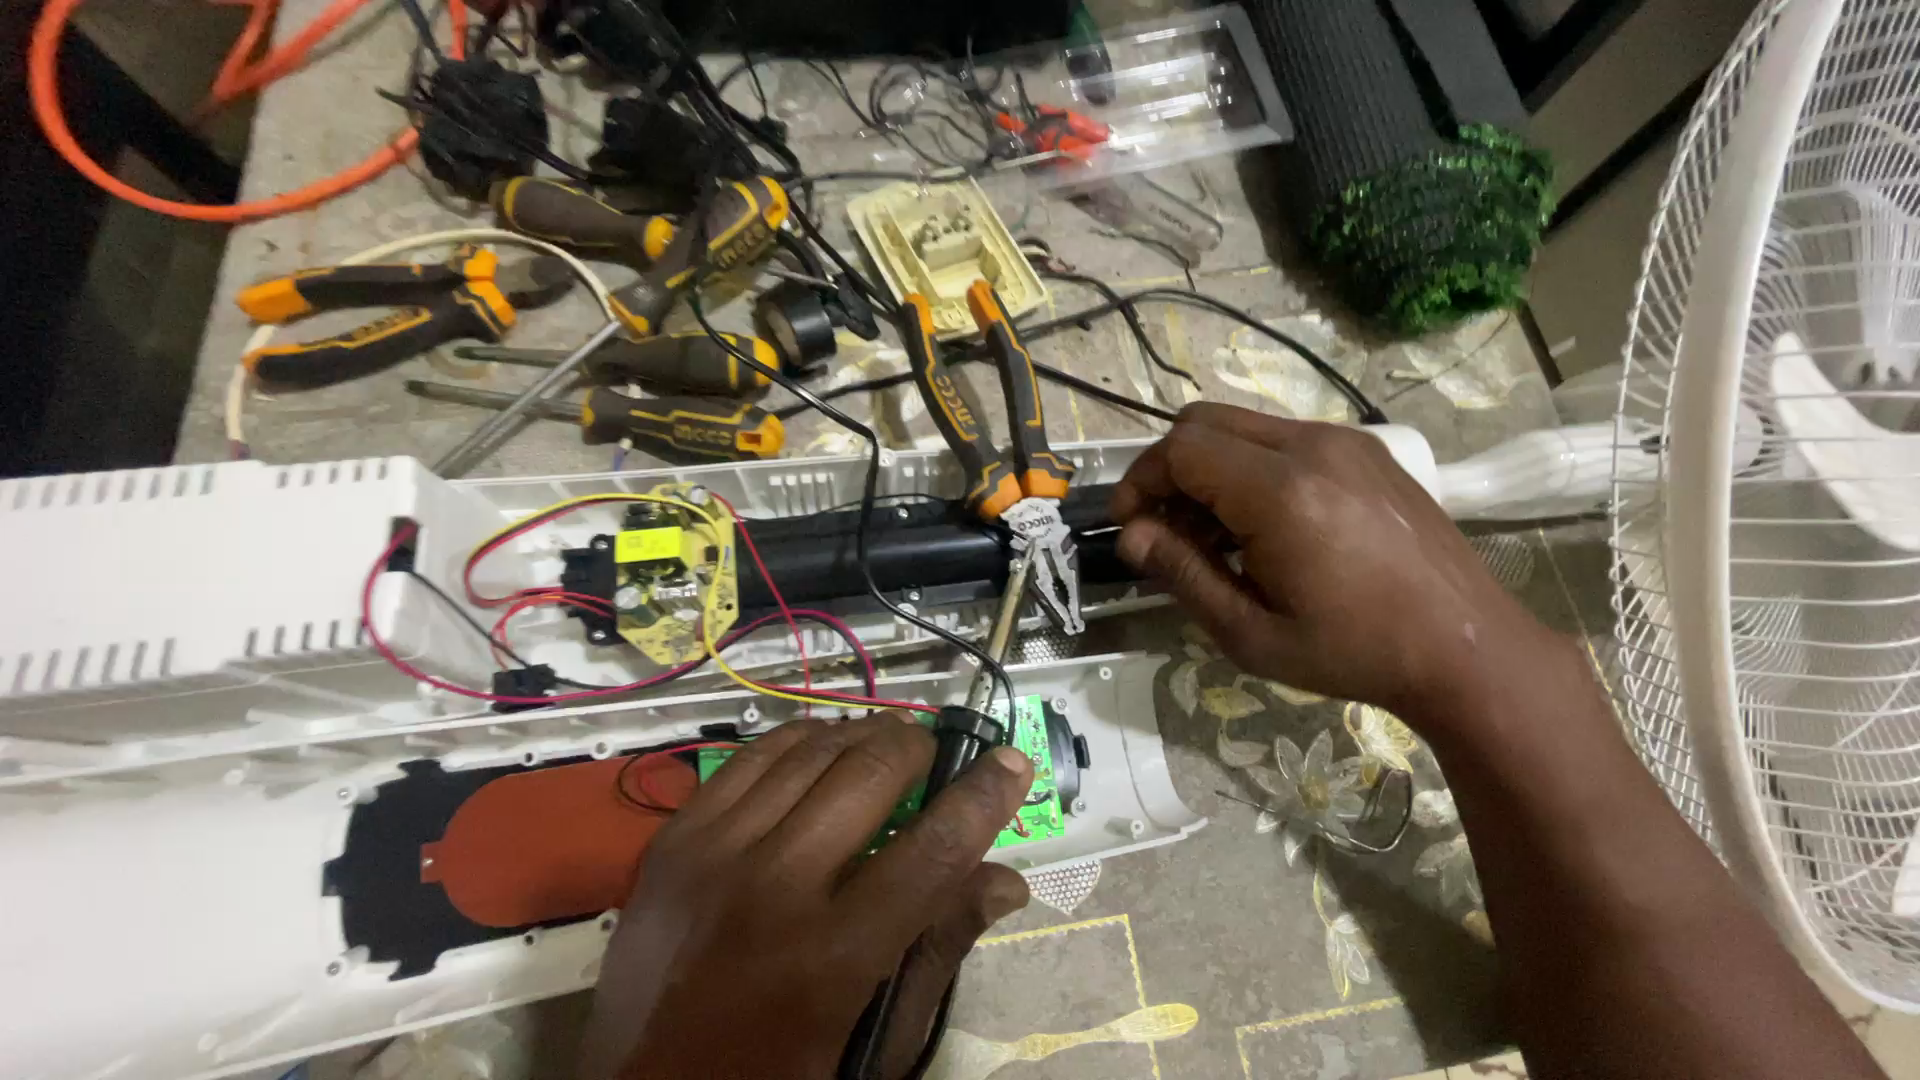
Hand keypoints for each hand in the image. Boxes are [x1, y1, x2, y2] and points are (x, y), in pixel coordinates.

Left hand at [577, 713, 1034, 1079]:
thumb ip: (937, 950)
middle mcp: (773, 888)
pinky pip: (752, 755)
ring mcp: (715, 853)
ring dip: (862, 737)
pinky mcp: (676, 838)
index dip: (983, 796)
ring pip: (812, 750)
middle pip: (869, 773)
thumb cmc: (778, 1077)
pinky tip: (821, 746)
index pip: (933, 849)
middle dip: (918, 749)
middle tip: (933, 758)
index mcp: (833, 956)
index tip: (1012, 762)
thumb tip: (1006, 879)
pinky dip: (800, 740)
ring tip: (883, 746)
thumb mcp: (873, 1040)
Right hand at [1109, 404, 1558, 730]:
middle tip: (1164, 528)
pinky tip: (1260, 525)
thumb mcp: (1250, 633)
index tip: (1128, 526)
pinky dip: (1247, 468)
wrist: (1467, 647)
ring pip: (1242, 426)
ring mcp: (1345, 441)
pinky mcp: (1366, 450)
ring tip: (1211, 535)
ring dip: (1207, 468)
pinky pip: (1282, 438)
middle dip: (1167, 469)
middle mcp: (1313, 447)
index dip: (1140, 481)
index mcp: (1282, 492)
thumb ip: (1183, 574)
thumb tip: (1132, 536)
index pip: (1181, 450)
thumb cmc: (1352, 652)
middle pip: (1204, 421)